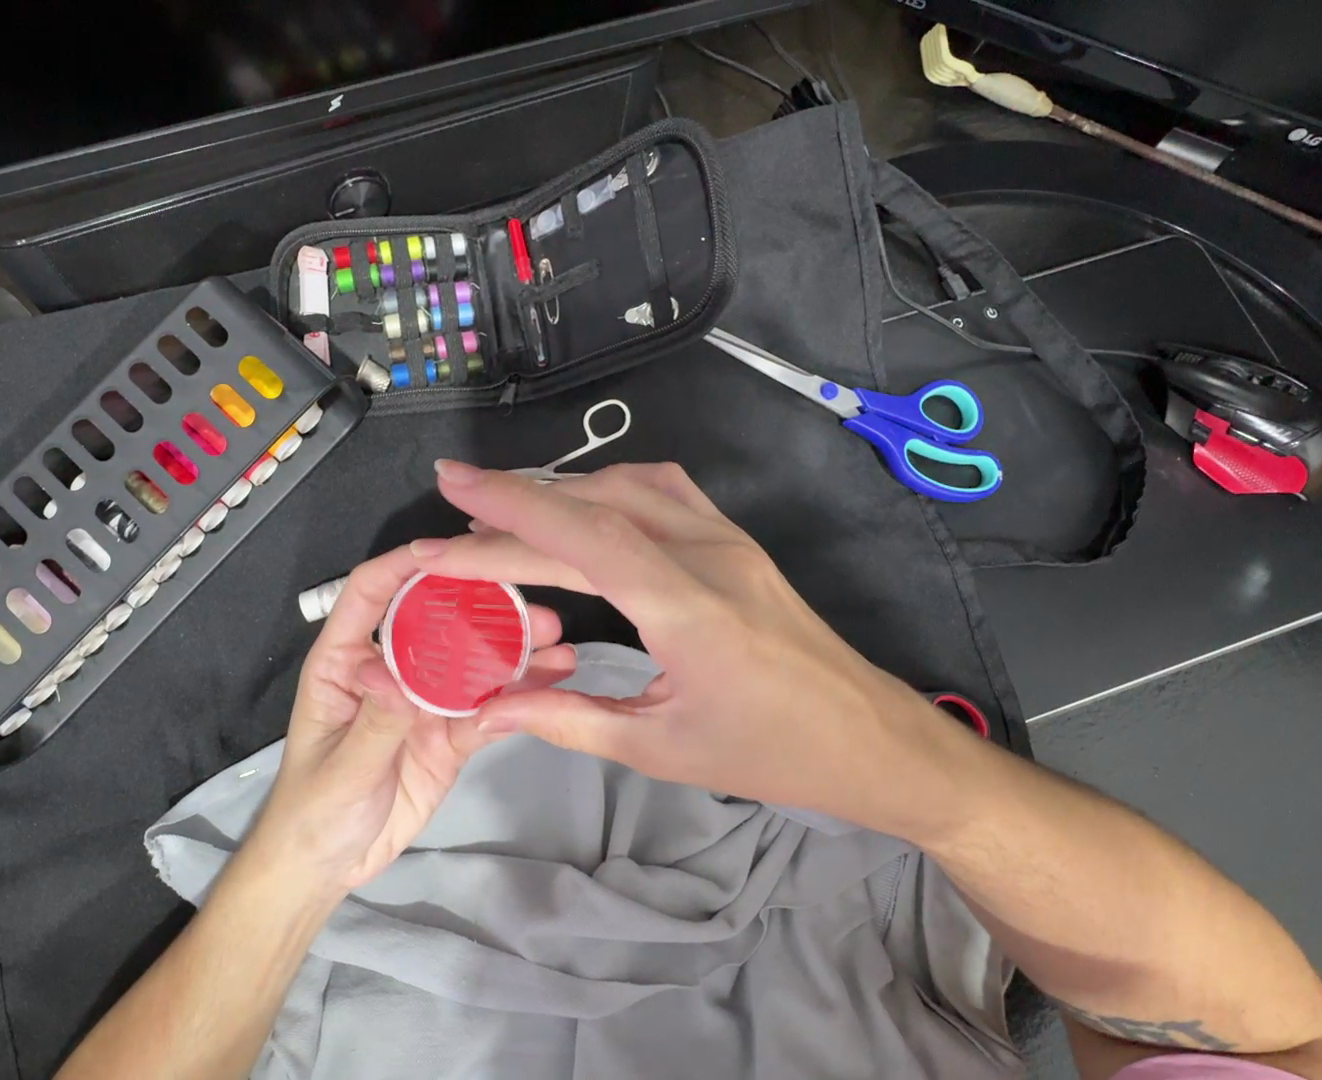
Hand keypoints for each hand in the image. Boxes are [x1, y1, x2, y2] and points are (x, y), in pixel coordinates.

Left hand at [244, 544, 576, 899]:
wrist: (327, 868)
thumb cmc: (313, 809)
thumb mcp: (342, 767)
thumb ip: (376, 720)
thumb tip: (403, 674)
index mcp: (346, 661)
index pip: (371, 594)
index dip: (404, 567)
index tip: (451, 551)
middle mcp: (389, 669)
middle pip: (435, 622)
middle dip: (480, 608)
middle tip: (532, 606)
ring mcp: (423, 702)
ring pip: (470, 664)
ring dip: (512, 651)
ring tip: (557, 641)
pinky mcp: (449, 736)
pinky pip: (485, 710)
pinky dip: (518, 698)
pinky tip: (553, 684)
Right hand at [407, 459, 978, 840]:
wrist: (873, 739)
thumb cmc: (771, 754)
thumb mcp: (659, 748)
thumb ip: (566, 719)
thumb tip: (485, 706)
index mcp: (688, 608)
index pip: (581, 536)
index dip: (507, 510)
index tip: (447, 494)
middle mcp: (707, 553)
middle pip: (593, 507)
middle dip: (514, 503)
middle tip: (452, 510)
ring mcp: (727, 538)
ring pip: (628, 486)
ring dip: (560, 491)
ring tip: (503, 513)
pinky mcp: (736, 540)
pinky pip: (663, 491)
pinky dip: (606, 488)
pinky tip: (580, 507)